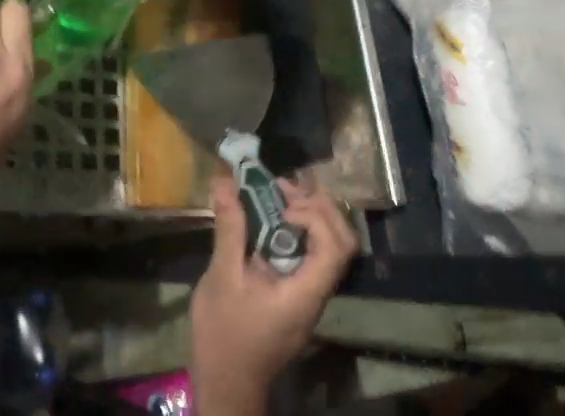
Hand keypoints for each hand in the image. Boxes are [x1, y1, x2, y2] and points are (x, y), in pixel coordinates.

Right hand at [190, 172, 358, 415]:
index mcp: (306, 292)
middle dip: (319, 208)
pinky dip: (298, 233)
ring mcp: (309, 297)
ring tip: (277, 195)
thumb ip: (230, 230)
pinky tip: (270, 221)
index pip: (336, 248)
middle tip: (285, 186)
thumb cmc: (224, 334)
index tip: (283, 207)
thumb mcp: (222, 278)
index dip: (316, 217)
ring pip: (328, 249)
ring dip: (309, 217)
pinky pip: (310, 257)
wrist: (226, 382)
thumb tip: (225, 182)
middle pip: (342, 244)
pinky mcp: (297, 297)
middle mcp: (317, 293)